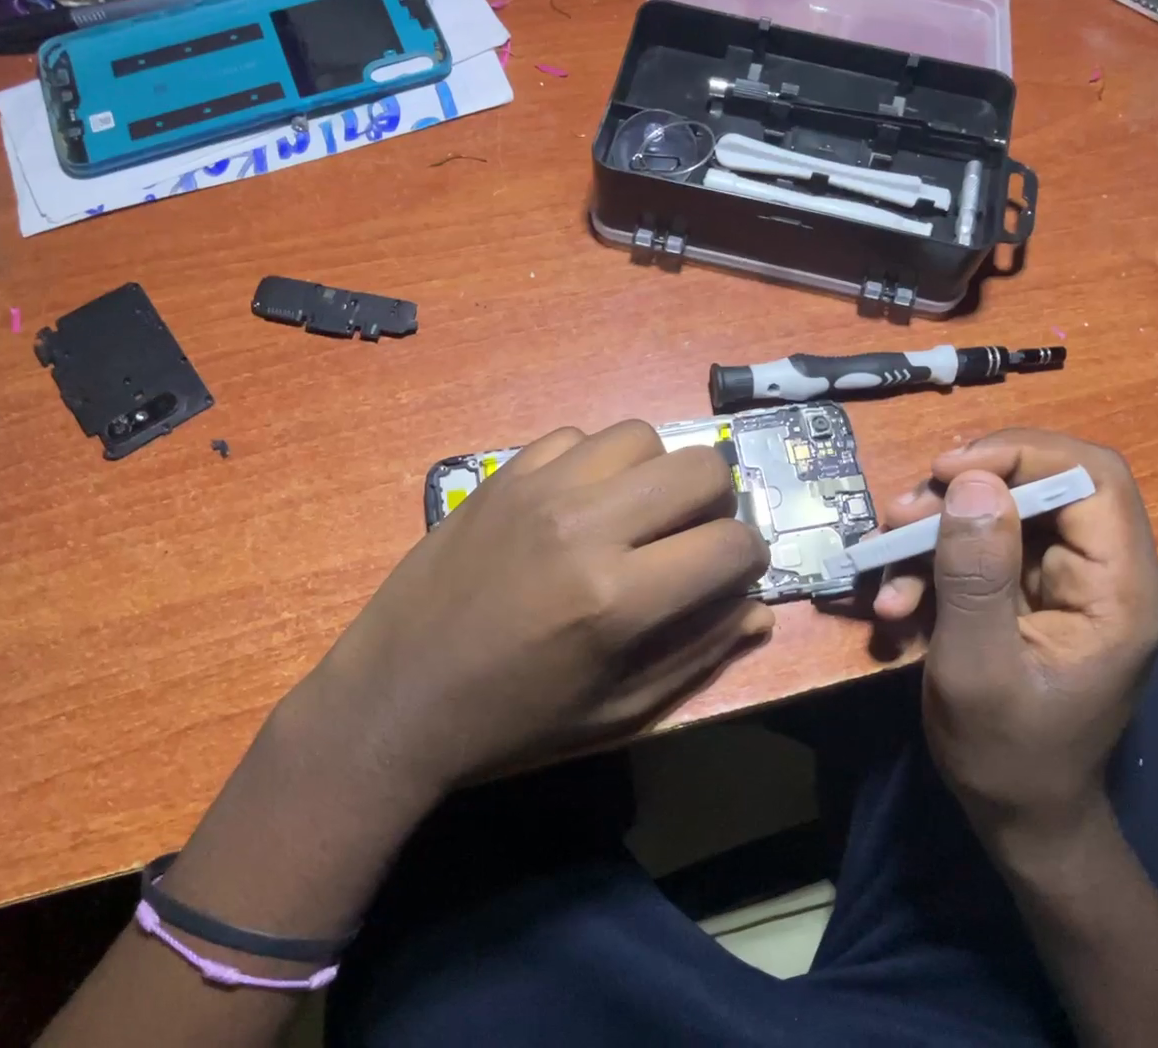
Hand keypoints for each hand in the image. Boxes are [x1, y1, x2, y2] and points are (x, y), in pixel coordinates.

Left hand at [304, 420, 771, 790]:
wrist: (397, 698)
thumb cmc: (514, 721)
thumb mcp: (617, 709)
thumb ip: (699, 654)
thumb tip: (760, 610)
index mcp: (620, 598)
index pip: (732, 544)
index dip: (749, 562)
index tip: (731, 578)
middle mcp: (586, 525)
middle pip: (701, 467)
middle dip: (716, 506)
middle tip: (689, 543)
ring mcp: (539, 490)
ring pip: (640, 437)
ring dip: (656, 476)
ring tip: (633, 519)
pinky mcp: (500, 476)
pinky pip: (576, 438)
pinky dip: (595, 466)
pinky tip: (577, 508)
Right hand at [874, 430, 1157, 847]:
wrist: (1019, 817)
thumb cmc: (1006, 755)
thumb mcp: (976, 668)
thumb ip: (974, 576)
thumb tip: (971, 481)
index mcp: (1117, 590)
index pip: (1092, 478)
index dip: (1021, 453)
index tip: (946, 471)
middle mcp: (1100, 575)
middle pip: (1042, 488)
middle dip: (962, 494)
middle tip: (899, 516)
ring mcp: (1062, 588)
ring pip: (1002, 518)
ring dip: (936, 533)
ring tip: (883, 564)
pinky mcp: (1027, 601)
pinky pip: (981, 557)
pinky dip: (933, 568)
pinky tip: (895, 604)